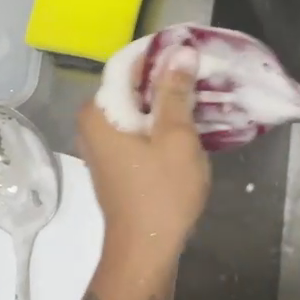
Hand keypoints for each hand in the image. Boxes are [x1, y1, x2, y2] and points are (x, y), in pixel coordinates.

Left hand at [76, 46, 209, 266]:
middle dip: (168, 79)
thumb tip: (181, 52)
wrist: (146, 249)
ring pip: (138, 109)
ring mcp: (102, 144)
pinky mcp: (115, 162)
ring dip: (169, 103)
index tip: (195, 50)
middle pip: (133, 87)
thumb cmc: (162, 193)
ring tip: (205, 96)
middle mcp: (92, 123)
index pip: (128, 64)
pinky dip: (161, 124)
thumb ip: (176, 92)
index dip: (162, 54)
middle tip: (207, 74)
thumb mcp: (176, 138)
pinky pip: (139, 129)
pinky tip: (191, 126)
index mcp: (99, 111)